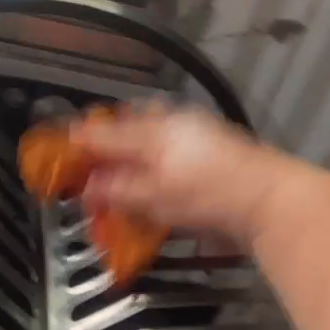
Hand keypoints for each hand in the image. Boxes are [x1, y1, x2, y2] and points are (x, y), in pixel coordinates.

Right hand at [69, 106, 306, 240]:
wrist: (271, 201)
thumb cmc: (211, 193)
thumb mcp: (157, 195)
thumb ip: (120, 189)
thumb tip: (90, 187)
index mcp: (156, 130)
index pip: (106, 133)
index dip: (80, 140)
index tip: (59, 147)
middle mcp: (176, 128)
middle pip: (131, 131)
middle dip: (107, 143)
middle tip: (87, 158)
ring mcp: (198, 141)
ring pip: (153, 142)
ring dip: (131, 154)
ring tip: (116, 173)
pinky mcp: (215, 159)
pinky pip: (173, 157)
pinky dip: (155, 166)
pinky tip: (153, 183)